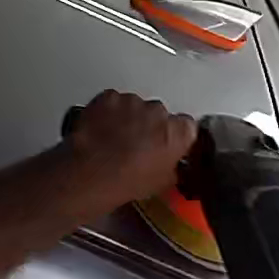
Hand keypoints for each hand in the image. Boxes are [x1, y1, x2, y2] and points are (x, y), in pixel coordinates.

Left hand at [66, 90, 195, 203]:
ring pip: (133, 105)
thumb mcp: (164, 181)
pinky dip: (107, 109)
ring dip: (127, 116)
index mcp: (178, 132)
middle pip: (158, 112)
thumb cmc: (126, 178)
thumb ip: (173, 163)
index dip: (174, 133)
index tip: (166, 140)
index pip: (186, 125)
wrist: (93, 171)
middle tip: (135, 141)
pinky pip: (111, 100)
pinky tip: (102, 126)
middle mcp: (158, 111)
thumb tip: (168, 162)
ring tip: (115, 136)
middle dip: (148, 123)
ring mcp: (131, 102)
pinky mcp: (107, 97)